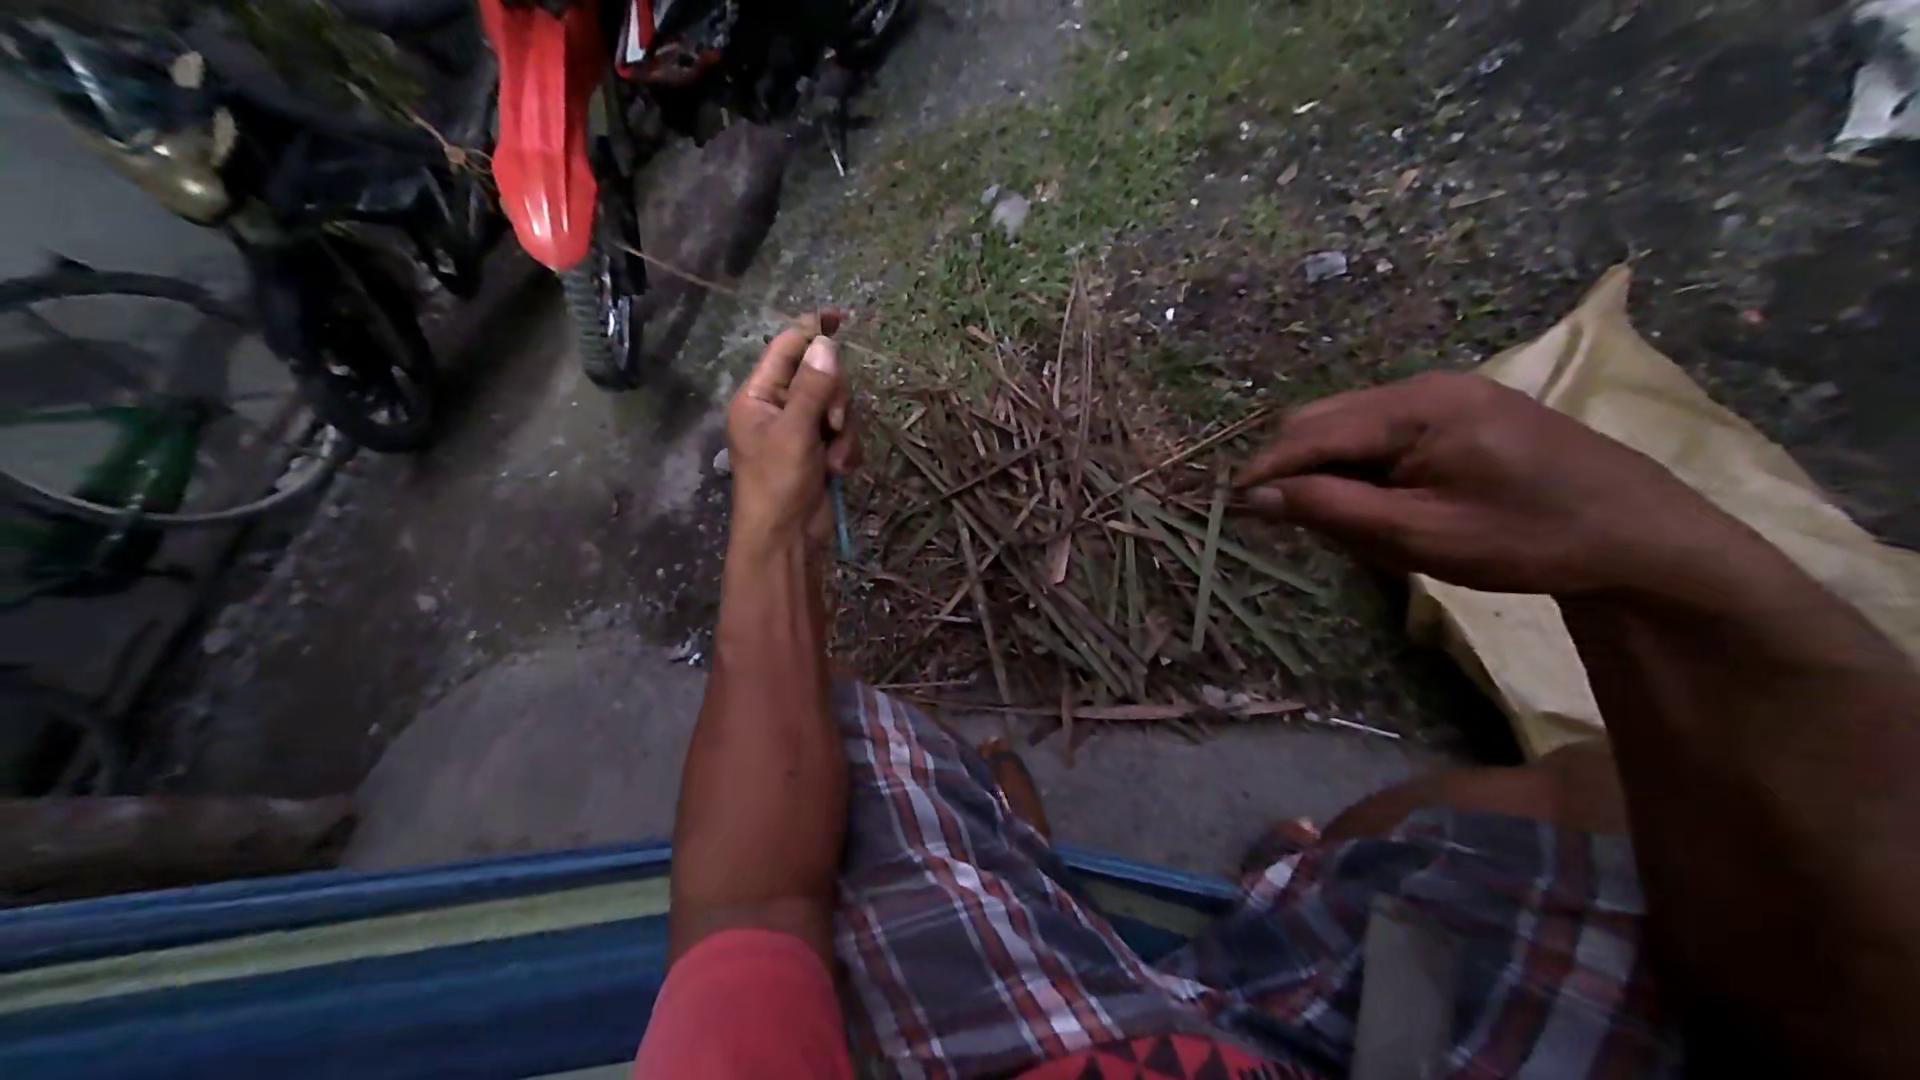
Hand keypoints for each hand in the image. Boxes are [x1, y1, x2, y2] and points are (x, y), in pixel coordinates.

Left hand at [726, 314, 859, 557]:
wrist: (785, 539)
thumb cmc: (777, 483)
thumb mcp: (794, 432)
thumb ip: (813, 388)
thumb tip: (826, 344)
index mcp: (758, 396)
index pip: (786, 350)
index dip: (811, 331)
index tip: (840, 317)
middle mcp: (780, 408)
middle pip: (820, 377)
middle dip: (834, 401)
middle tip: (832, 424)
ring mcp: (802, 431)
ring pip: (838, 408)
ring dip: (843, 433)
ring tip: (832, 459)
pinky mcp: (821, 452)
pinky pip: (845, 435)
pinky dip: (846, 452)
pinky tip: (838, 471)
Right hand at [1233, 372, 1758, 596]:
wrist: (1641, 537)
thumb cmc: (1527, 539)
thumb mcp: (1416, 535)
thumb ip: (1330, 509)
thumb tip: (1255, 496)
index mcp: (1416, 407)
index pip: (1310, 432)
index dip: (1263, 467)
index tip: (1227, 504)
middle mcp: (1423, 386)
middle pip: (1321, 418)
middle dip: (1290, 466)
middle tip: (1284, 518)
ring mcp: (1442, 393)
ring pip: (1344, 423)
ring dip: (1321, 466)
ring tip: (1331, 514)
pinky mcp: (1455, 410)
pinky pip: (1375, 429)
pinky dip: (1353, 462)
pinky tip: (1370, 497)